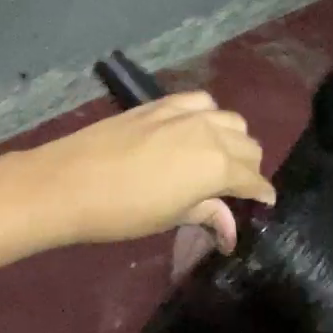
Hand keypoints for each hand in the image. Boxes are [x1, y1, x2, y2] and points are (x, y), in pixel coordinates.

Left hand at [24, 91, 274, 249]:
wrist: (69, 182)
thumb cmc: (124, 212)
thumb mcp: (171, 218)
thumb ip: (208, 214)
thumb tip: (231, 230)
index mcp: (219, 166)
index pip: (254, 179)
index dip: (262, 194)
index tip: (263, 205)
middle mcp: (211, 132)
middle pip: (248, 145)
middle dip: (250, 168)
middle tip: (236, 189)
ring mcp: (186, 113)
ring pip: (230, 119)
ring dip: (234, 139)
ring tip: (219, 158)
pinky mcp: (162, 104)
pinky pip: (201, 102)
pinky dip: (208, 115)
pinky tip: (196, 129)